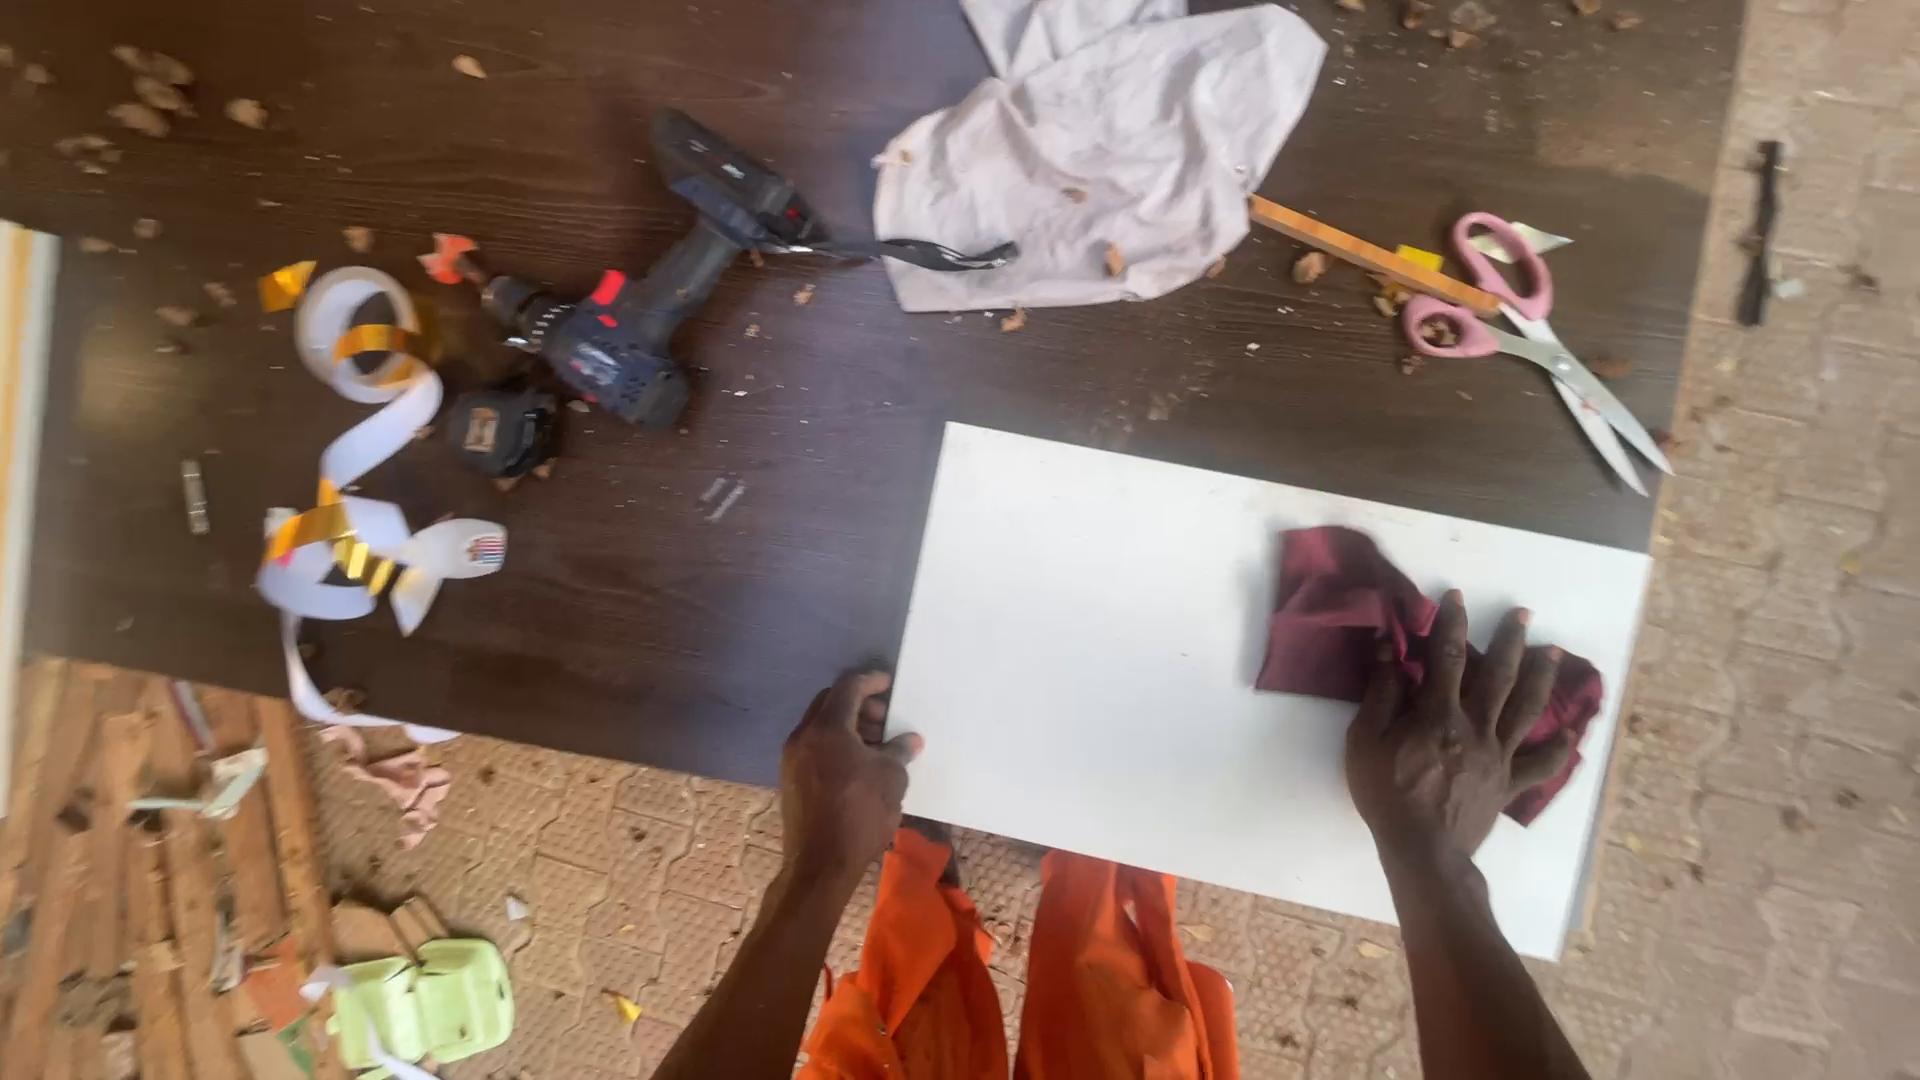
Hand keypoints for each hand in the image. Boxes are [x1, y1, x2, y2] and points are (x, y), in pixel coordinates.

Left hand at [778, 670, 923, 891]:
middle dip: (860, 704)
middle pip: (831, 703)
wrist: (820, 865)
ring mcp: (793, 758)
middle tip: (885, 718)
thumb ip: (899, 751)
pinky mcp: (792, 779)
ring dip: (849, 726)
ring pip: (822, 726)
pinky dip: (837, 744)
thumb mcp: (891, 778)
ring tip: (878, 744)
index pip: (848, 687)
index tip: (890, 684)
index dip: (872, 680)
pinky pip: (816, 747)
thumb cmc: (860, 814)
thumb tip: (909, 741)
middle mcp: (804, 736)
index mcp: (827, 727)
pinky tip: (860, 765)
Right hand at [1345, 591, 1574, 863]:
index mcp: (1438, 714)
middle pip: (1499, 676)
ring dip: (1542, 677)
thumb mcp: (1364, 739)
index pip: (1448, 658)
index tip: (1457, 598)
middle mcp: (1477, 727)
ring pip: (1528, 709)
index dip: (1452, 625)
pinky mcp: (1510, 782)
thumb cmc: (1385, 791)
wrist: (1421, 849)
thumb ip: (1381, 693)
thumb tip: (1388, 649)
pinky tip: (1574, 733)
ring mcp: (1499, 755)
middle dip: (1511, 641)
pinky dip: (1560, 746)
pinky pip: (1541, 762)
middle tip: (1524, 615)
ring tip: (1554, 652)